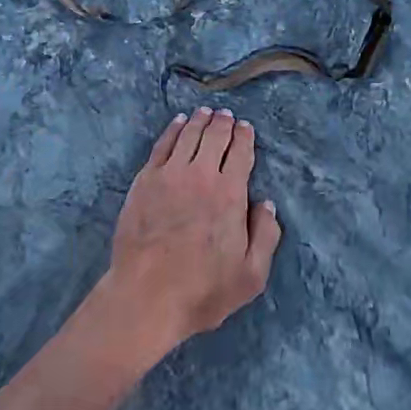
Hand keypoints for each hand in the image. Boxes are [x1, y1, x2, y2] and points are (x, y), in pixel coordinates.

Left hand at [98, 108, 282, 356]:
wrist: (145, 297)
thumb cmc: (202, 289)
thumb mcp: (252, 274)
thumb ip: (266, 235)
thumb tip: (266, 204)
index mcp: (230, 194)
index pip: (241, 153)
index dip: (245, 137)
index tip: (246, 128)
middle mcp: (201, 176)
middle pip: (215, 137)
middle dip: (224, 123)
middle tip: (227, 115)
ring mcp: (170, 176)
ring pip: (188, 136)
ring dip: (200, 121)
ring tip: (205, 112)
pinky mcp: (144, 182)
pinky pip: (162, 146)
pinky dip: (172, 130)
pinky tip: (178, 124)